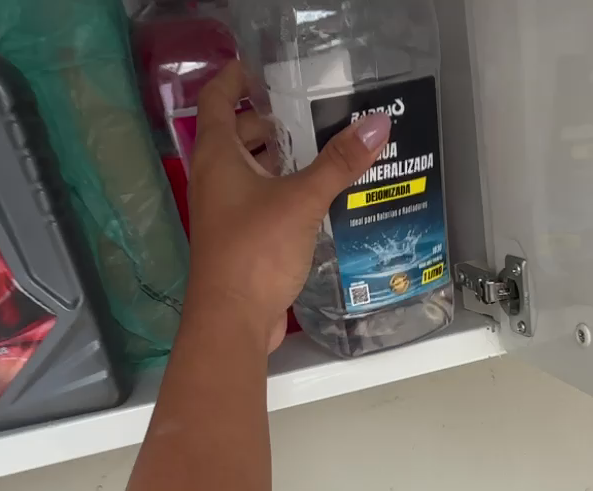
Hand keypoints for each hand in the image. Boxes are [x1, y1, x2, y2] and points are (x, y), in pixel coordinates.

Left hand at [184, 64, 391, 349]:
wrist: (233, 318)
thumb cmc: (256, 250)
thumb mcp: (302, 200)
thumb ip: (339, 163)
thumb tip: (377, 123)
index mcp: (218, 156)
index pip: (217, 100)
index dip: (236, 80)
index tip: (260, 70)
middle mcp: (215, 180)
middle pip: (235, 137)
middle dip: (265, 122)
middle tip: (304, 114)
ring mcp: (225, 214)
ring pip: (248, 174)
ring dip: (276, 161)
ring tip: (315, 153)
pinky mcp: (241, 243)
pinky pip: (259, 205)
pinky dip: (281, 195)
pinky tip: (312, 202)